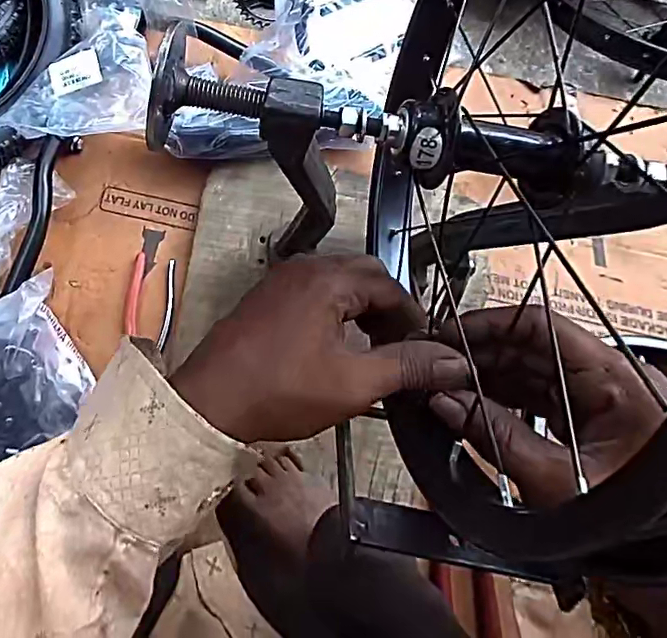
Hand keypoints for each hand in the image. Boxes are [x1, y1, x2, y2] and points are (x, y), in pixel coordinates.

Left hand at [169, 254, 461, 441]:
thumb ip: (406, 366)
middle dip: (389, 308)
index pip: (389, 285)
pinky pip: (313, 289)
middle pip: (363, 274)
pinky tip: (339, 343)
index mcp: (326, 279)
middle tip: (402, 349)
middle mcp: (303, 267)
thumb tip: (454, 361)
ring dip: (362, 307)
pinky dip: (335, 308)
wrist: (212, 398)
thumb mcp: (353, 383)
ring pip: (337, 280)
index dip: (414, 318)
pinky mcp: (267, 294)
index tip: (427, 351)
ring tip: (375, 350)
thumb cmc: (282, 389)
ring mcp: (280, 279)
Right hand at [426, 306, 666, 507]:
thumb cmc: (652, 541)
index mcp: (617, 380)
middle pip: (530, 345)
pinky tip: (475, 406)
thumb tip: (442, 401)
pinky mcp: (596, 423)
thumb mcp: (557, 484)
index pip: (539, 324)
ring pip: (531, 370)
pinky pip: (540, 396)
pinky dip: (505, 399)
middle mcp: (613, 381)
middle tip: (436, 361)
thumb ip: (494, 436)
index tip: (446, 332)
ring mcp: (605, 401)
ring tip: (448, 385)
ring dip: (488, 376)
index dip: (486, 323)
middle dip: (479, 352)